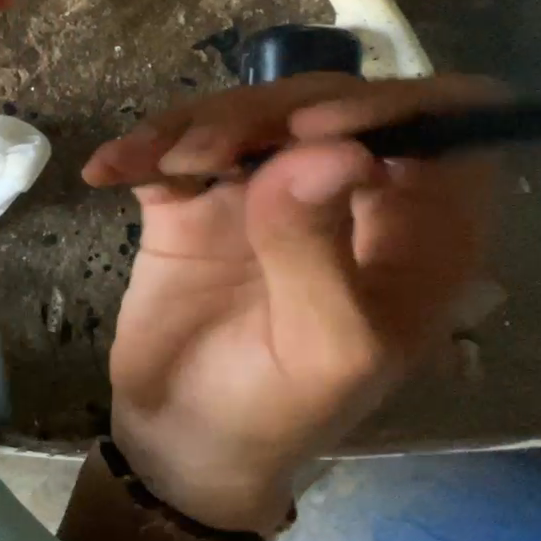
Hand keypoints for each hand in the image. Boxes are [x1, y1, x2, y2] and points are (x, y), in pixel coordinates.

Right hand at [81, 74, 503, 528]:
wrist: (178, 435)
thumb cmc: (277, 407)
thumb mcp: (324, 346)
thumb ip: (323, 251)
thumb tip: (328, 151)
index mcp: (413, 230)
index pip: (437, 126)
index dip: (387, 106)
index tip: (309, 132)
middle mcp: (340, 198)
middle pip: (316, 106)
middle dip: (259, 115)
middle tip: (202, 154)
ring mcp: (256, 199)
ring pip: (236, 119)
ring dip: (187, 127)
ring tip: (148, 165)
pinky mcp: (185, 209)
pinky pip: (164, 158)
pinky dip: (133, 151)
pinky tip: (103, 170)